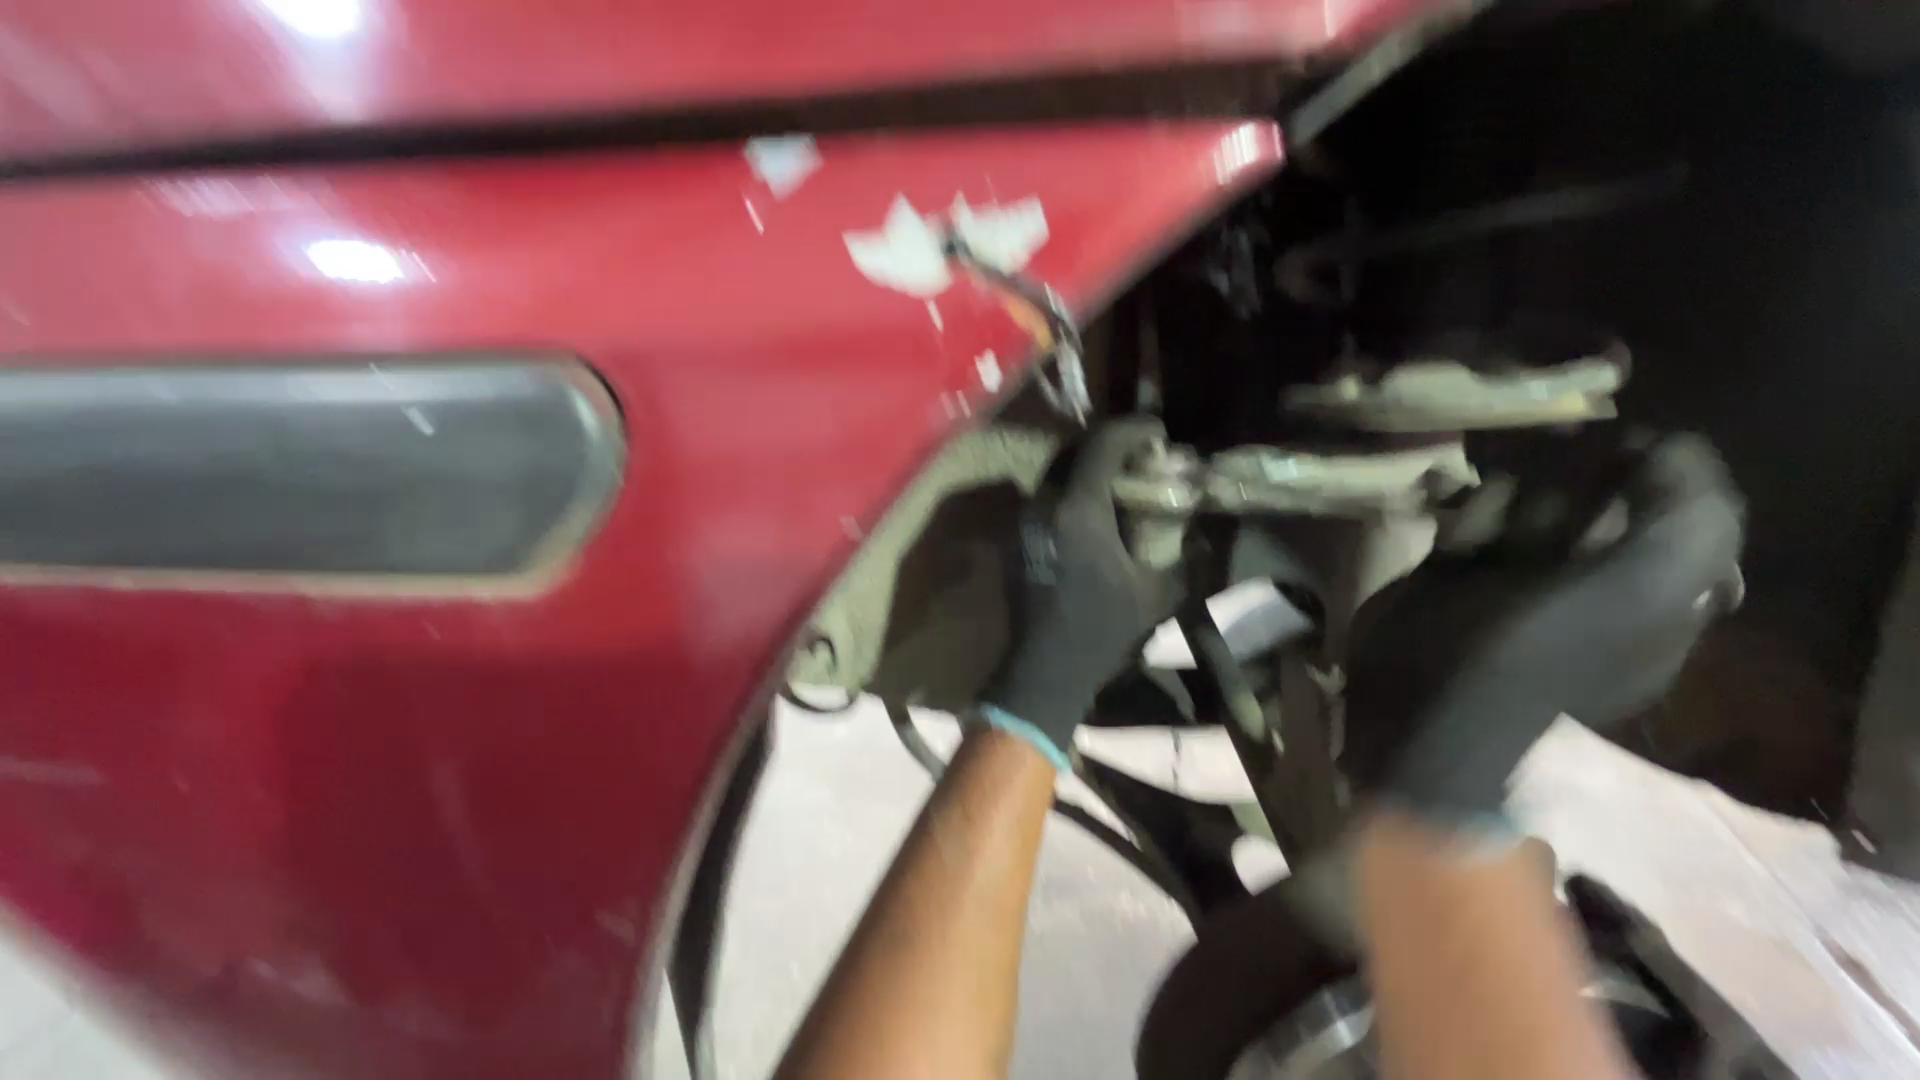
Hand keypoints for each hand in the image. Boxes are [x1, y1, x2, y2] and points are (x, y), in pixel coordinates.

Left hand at [981, 419, 1185, 756]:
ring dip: (1089, 469)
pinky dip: (1072, 493)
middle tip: (1142, 458)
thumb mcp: (1157, 595)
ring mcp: (1024, 520)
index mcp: (1080, 510)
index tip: (1159, 432)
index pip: (1104, 443)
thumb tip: (1208, 532)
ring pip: (1057, 473)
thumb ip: (1188, 557)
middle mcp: (1044, 504)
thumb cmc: (1103, 631)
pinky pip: (1046, 498)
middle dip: (1111, 446)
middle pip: (1076, 450)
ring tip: (1121, 485)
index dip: (1134, 429)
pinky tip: (1094, 517)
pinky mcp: (1016, 537)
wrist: (1045, 668)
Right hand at [1340, 433, 1744, 822]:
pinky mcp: (1456, 573)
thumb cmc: (1535, 653)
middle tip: (1559, 479)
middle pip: (1602, 502)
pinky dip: (1472, 519)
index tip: (1633, 451)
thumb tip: (1673, 445)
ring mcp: (1518, 578)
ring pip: (1533, 502)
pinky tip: (1460, 545)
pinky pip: (1474, 519)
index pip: (1681, 517)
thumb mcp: (1645, 592)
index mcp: (1653, 601)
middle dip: (1579, 488)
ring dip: (1517, 507)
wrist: (1423, 705)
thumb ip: (1688, 516)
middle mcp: (1591, 585)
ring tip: (1496, 541)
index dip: (1665, 480)